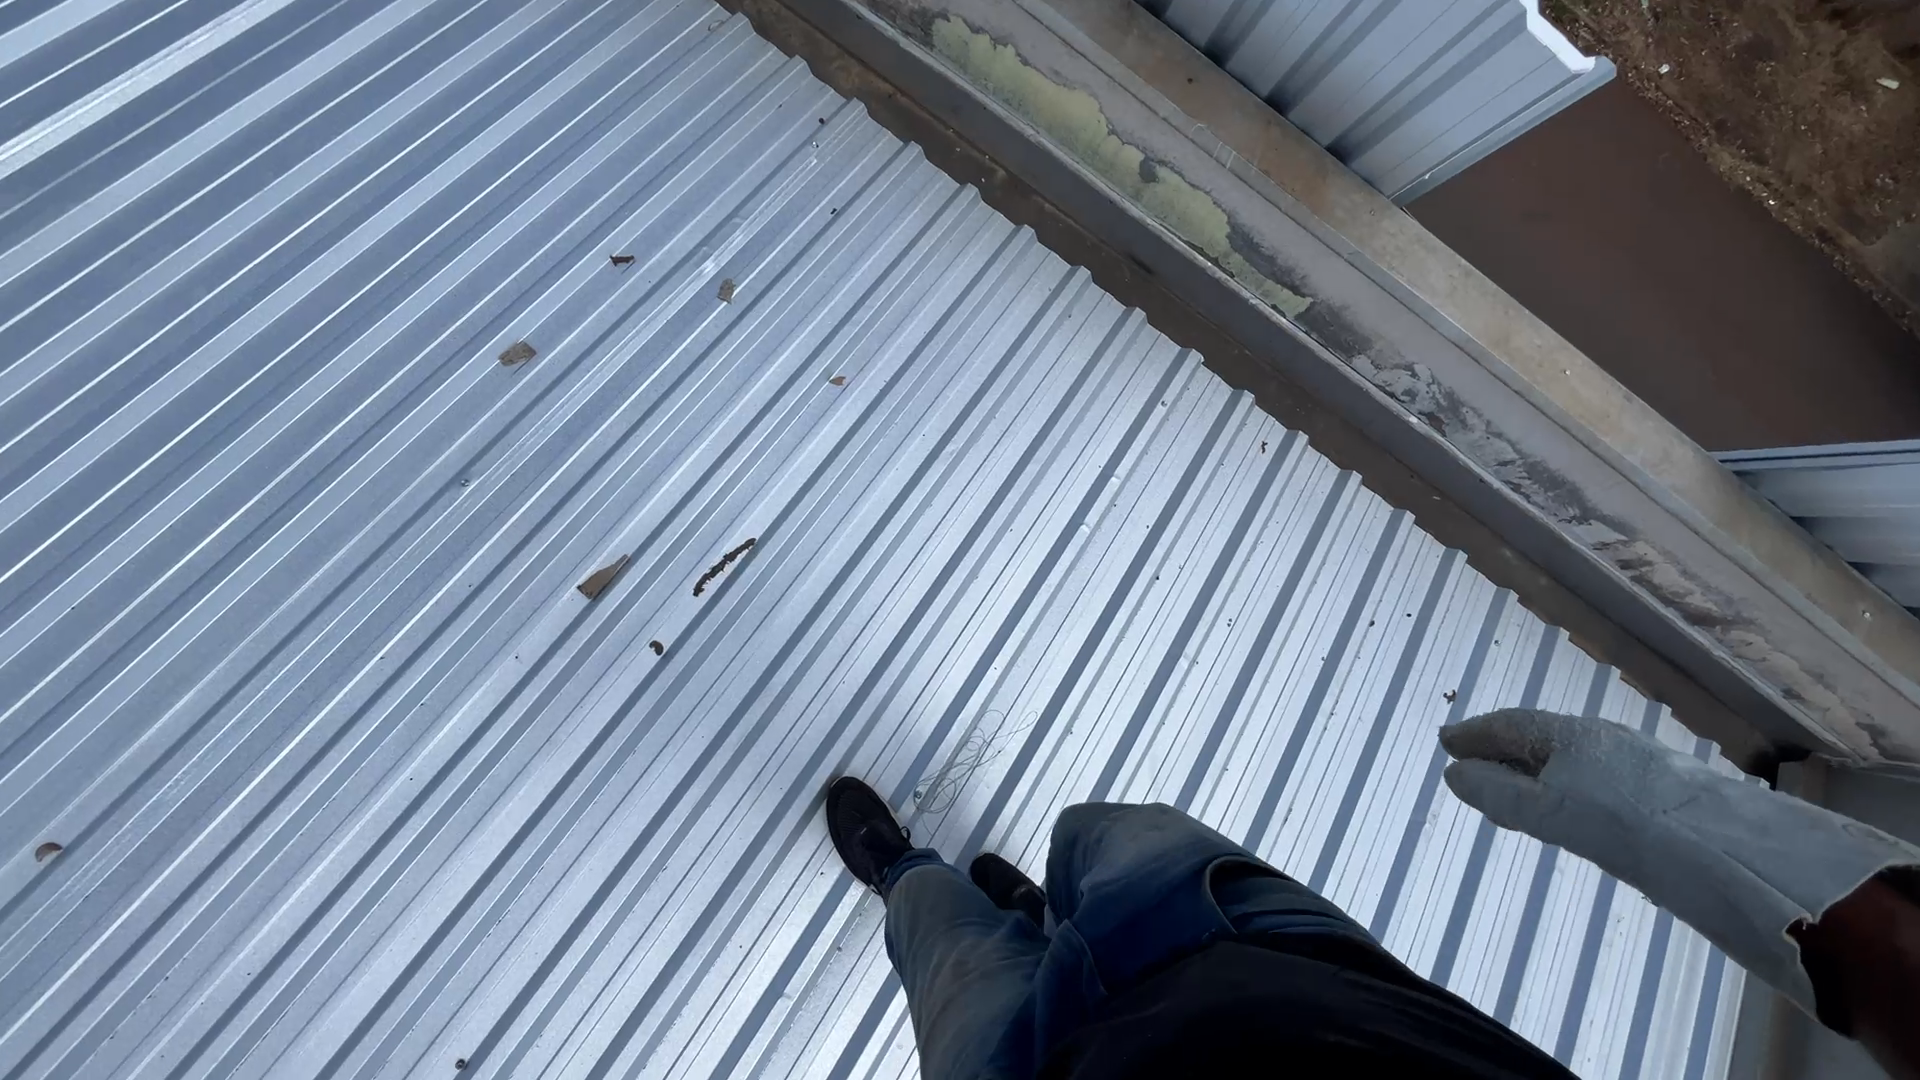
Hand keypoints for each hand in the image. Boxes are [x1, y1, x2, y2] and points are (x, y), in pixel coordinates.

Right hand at [1439, 709, 1919, 1019]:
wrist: (1730, 855)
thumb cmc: (1620, 823)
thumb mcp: (1546, 811)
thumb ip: (1497, 792)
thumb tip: (1454, 772)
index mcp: (1568, 735)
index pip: (1508, 726)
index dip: (1474, 734)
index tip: (1446, 742)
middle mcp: (1600, 739)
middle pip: (1540, 739)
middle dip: (1503, 748)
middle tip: (1472, 760)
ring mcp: (1637, 762)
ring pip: (1571, 759)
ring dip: (1535, 768)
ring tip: (1516, 784)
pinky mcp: (1663, 791)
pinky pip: (1595, 776)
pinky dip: (1566, 783)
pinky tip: (1571, 802)